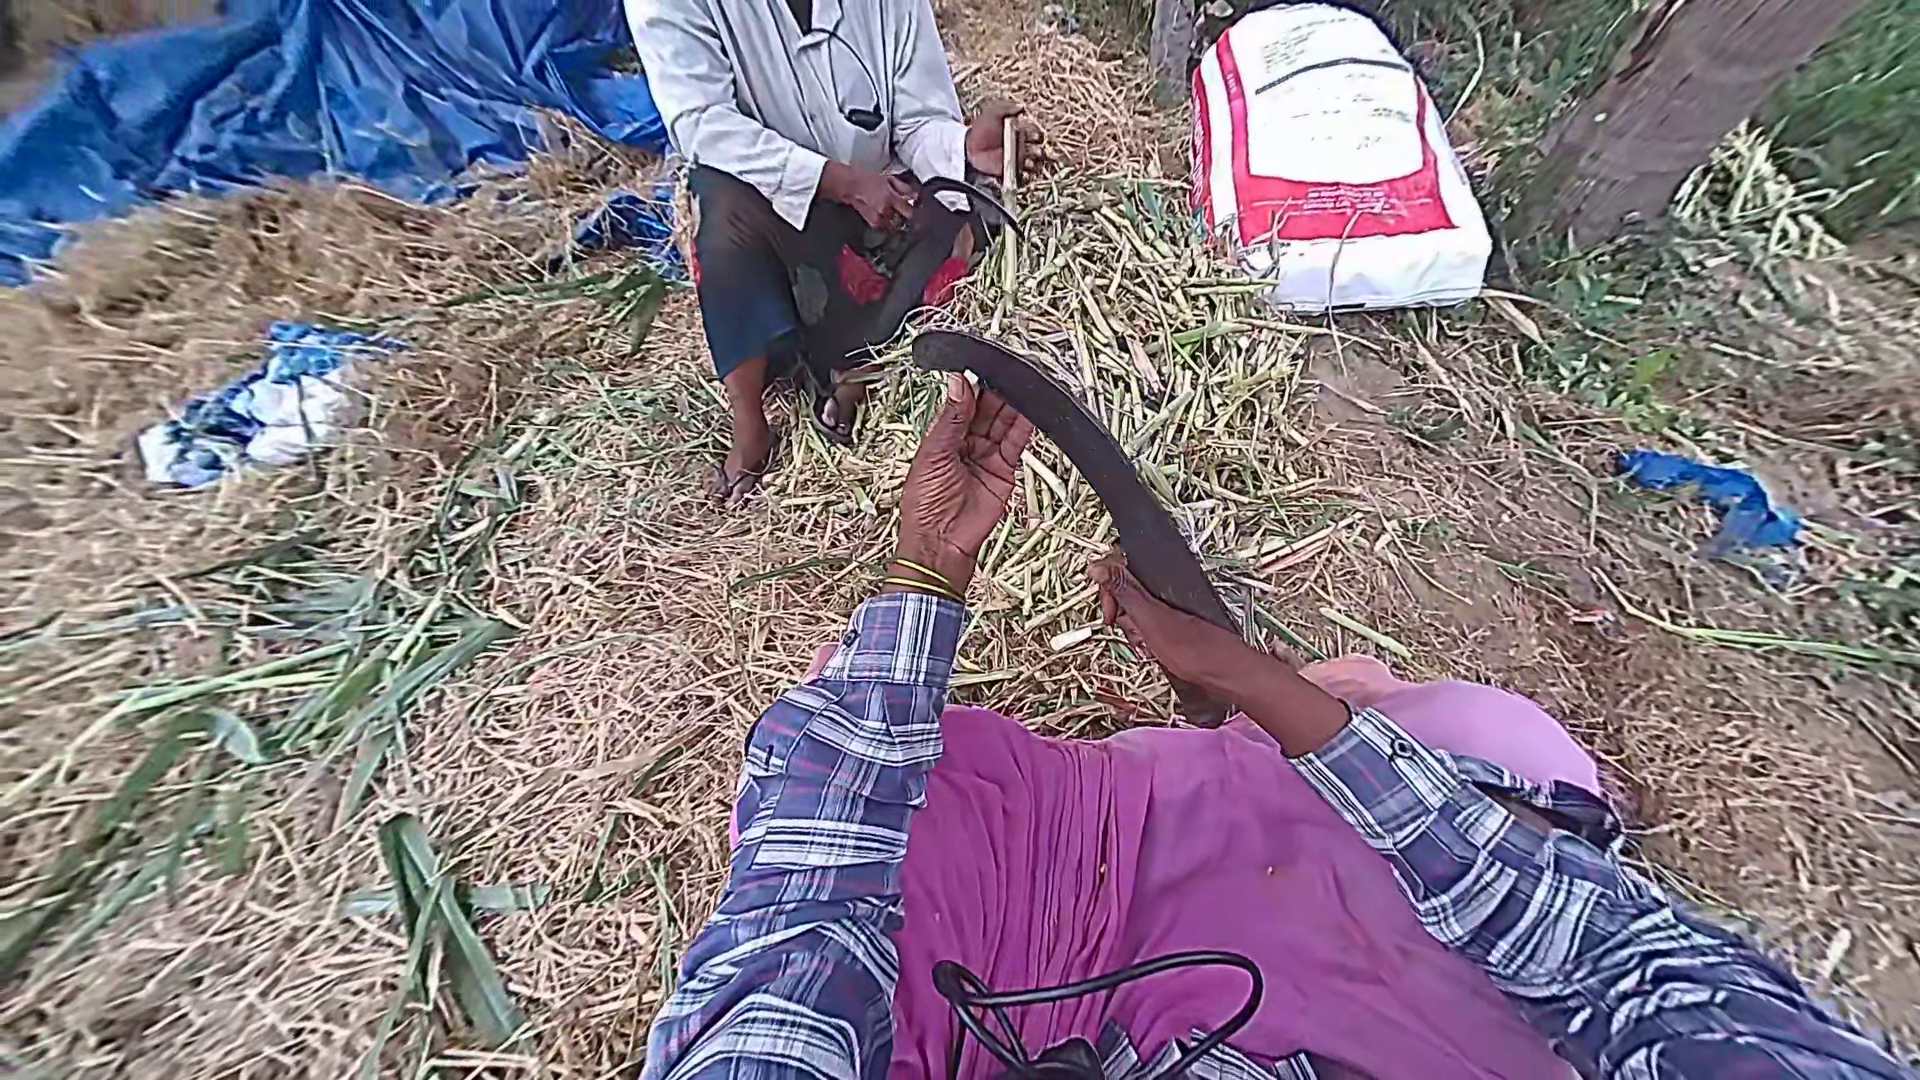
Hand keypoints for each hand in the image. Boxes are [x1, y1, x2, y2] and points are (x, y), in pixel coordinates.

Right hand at [820, 161, 914, 229]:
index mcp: (891, 198)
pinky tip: (886, 219)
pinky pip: (885, 228)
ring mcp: (879, 219)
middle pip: (902, 221)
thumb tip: (915, 196)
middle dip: (905, 219)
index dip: (913, 213)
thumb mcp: (888, 179)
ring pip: (894, 226)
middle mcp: (886, 211)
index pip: (908, 211)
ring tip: (895, 217)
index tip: (917, 213)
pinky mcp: (873, 224)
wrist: (852, 187)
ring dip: (896, 223)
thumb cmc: (870, 180)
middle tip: (905, 215)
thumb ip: (903, 188)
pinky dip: (888, 225)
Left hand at [890, 374, 1035, 595]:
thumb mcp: (934, 454)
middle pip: (985, 411)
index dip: (971, 388)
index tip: (981, 368)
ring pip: (1002, 424)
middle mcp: (965, 445)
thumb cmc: (926, 506)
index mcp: (942, 439)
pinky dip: (1024, 427)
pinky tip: (1030, 411)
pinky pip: (1016, 444)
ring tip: (1022, 387)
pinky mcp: (1004, 471)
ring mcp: (986, 457)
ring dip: (1012, 406)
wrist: (942, 543)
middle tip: (1006, 375)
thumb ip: (950, 419)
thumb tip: (957, 383)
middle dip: (995, 393)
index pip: (961, 405)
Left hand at [966, 98, 1045, 177]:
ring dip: (1034, 164)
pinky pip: (1022, 175)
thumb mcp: (993, 113)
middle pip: (1037, 150)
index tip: (1034, 137)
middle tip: (1035, 152)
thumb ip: (1007, 108)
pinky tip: (1024, 173)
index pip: (1035, 133)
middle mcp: (1021, 145)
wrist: (970, 146)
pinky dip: (1026, 176)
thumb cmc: (982, 127)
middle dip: (1038, 152)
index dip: (1037, 135)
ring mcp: (1016, 159)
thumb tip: (1022, 107)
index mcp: (1020, 130)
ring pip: (1033, 163)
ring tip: (1028, 162)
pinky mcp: (1010, 171)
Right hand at [1089, 551, 1250, 694]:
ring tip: (1147, 645)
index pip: (1118, 568)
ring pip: (1134, 609)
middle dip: (1121, 615)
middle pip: (1123, 590)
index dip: (1108, 591)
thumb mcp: (1148, 618)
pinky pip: (1147, 622)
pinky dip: (1145, 636)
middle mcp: (1163, 586)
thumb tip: (1097, 567)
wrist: (1225, 673)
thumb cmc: (1194, 648)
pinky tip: (1153, 648)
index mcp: (1158, 577)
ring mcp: (1168, 603)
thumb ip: (1122, 589)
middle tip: (1133, 633)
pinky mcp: (1173, 619)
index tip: (1110, 614)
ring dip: (1133, 629)